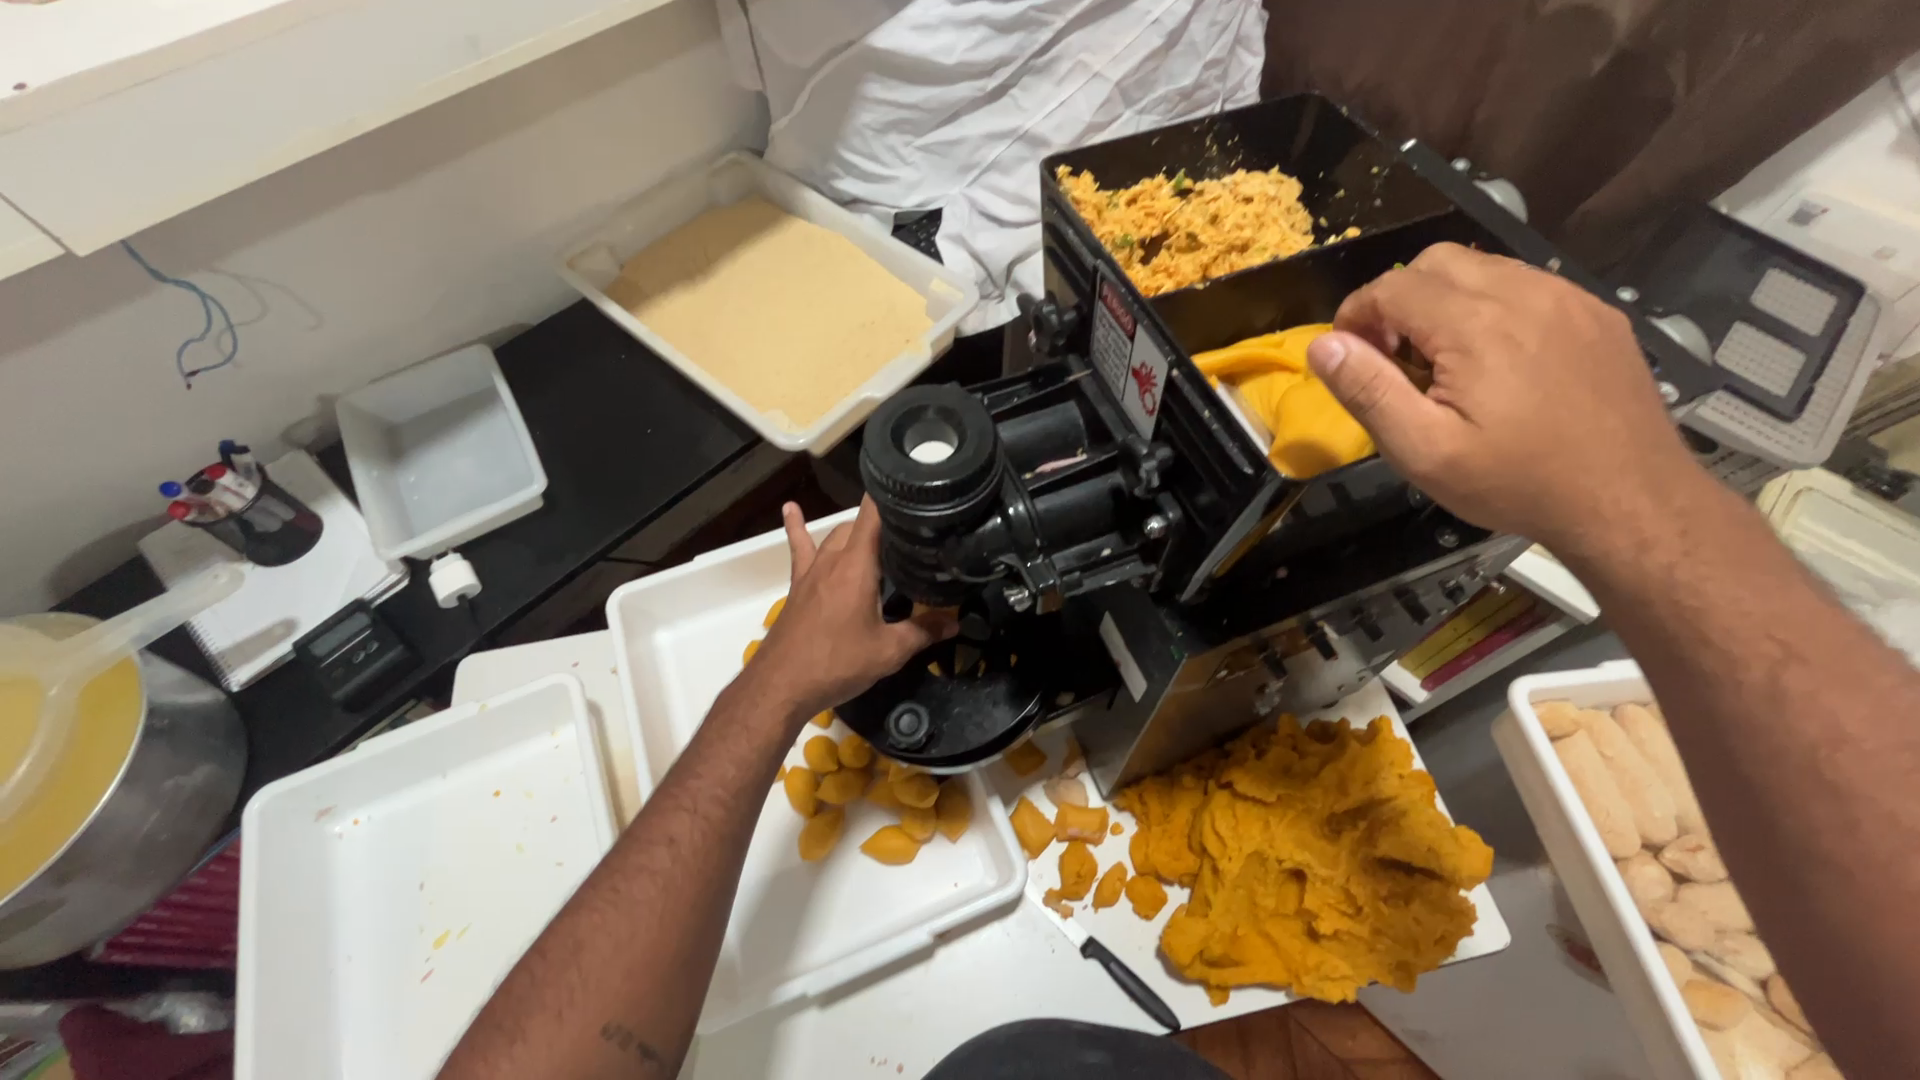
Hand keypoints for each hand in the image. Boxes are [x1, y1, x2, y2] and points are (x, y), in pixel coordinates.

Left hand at [747, 497, 958, 720]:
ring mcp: (811, 570)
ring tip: (878, 538)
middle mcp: (832, 559)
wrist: (782, 685)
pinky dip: (796, 528)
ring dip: (855, 533)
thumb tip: (956, 622)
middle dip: (884, 525)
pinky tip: (791, 509)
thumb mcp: (889, 651)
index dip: (894, 498)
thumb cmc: (837, 663)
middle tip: (910, 538)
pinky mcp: (798, 584)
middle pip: (858, 525)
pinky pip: (799, 549)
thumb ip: (924, 632)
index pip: (874, 515)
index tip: (916, 492)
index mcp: (857, 566)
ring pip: (835, 536)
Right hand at [1306, 243, 1701, 549]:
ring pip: (1483, 267)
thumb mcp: (1422, 450)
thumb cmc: (1514, 482)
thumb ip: (1368, 391)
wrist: (1628, 500)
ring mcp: (1568, 298)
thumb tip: (1322, 344)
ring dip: (1442, 300)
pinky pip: (1526, 286)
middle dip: (1396, 298)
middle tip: (1391, 355)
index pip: (1391, 286)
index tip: (1349, 355)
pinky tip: (1493, 360)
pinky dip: (1490, 306)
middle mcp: (1523, 293)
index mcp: (1474, 325)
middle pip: (1435, 261)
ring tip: (1440, 359)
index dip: (1356, 314)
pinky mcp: (1596, 314)